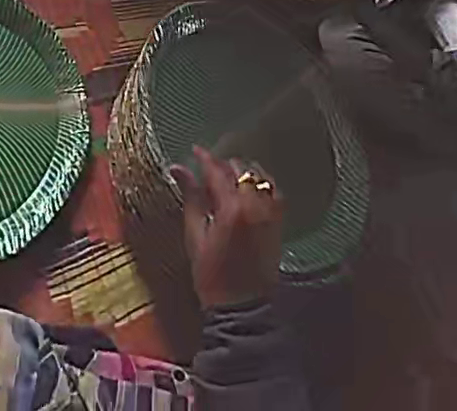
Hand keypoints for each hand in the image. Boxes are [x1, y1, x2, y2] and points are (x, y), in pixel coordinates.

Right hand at [170, 147, 284, 308]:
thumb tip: (178, 168)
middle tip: (207, 171)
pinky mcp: (279, 218)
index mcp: (231, 208)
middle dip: (222, 165)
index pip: (217, 171)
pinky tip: (246, 189)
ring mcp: (270, 209)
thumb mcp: (195, 236)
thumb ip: (191, 198)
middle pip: (239, 168)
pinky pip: (271, 186)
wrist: (243, 308)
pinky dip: (259, 181)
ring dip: (241, 171)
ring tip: (226, 179)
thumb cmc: (212, 276)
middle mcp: (255, 203)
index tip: (195, 149)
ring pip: (257, 173)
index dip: (205, 157)